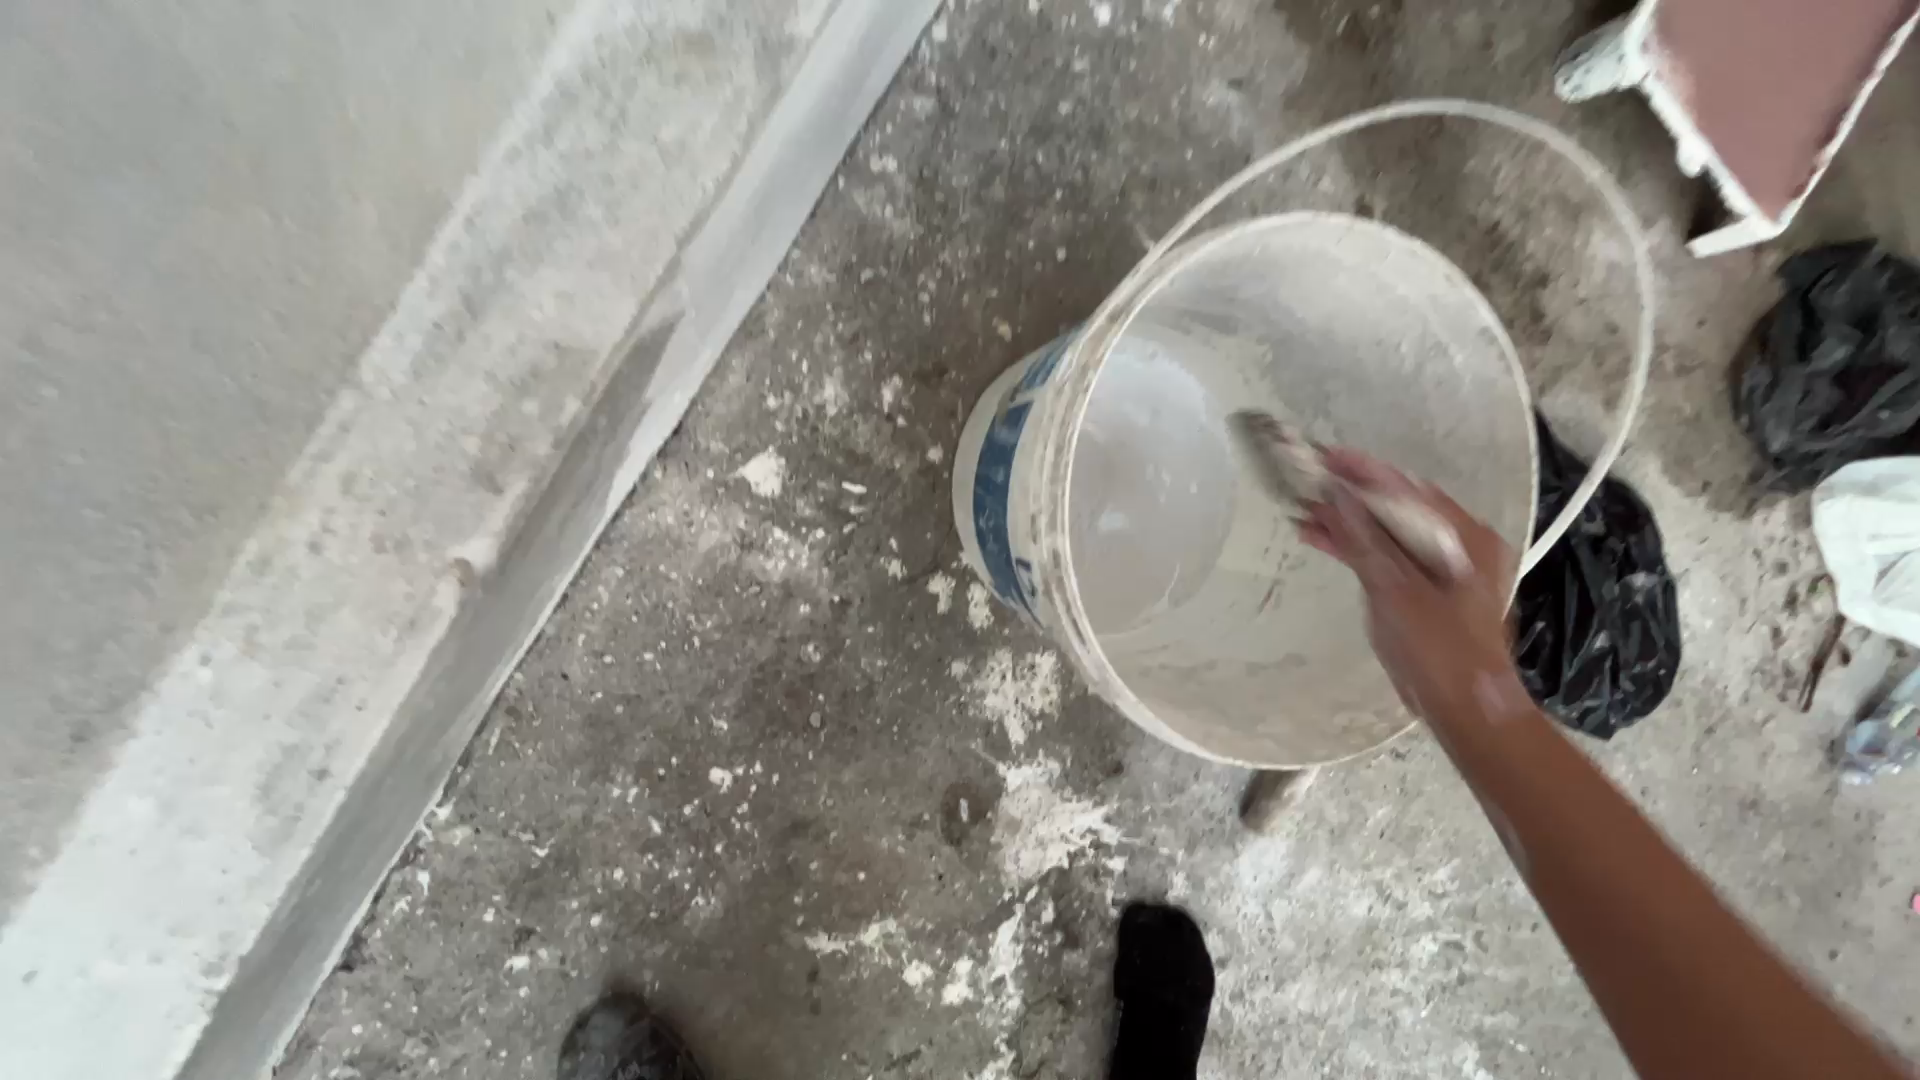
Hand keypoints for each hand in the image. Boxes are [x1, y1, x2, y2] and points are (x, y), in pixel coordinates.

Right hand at [1298, 449, 1522, 721]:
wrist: (1463, 708)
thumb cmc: (1439, 651)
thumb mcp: (1396, 592)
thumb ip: (1365, 540)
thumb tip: (1338, 495)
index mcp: (1466, 539)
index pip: (1408, 491)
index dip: (1364, 472)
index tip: (1325, 456)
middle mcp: (1457, 546)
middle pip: (1396, 507)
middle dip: (1350, 495)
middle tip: (1307, 480)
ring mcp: (1438, 568)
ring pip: (1386, 531)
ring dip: (1346, 520)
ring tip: (1302, 509)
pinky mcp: (1421, 589)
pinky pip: (1384, 555)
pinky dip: (1353, 546)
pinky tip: (1319, 537)